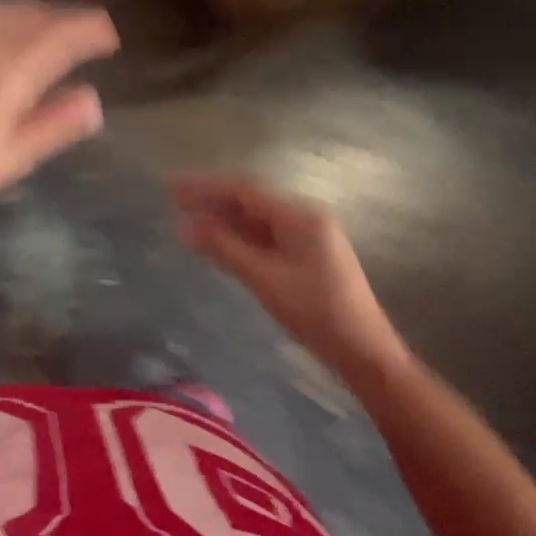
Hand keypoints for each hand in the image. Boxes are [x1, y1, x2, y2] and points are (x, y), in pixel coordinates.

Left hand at [0, 0, 117, 233]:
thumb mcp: (15, 156)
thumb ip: (57, 123)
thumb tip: (92, 98)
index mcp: (5, 74)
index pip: (58, 35)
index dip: (87, 28)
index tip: (107, 34)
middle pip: (29, 15)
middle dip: (61, 18)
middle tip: (81, 32)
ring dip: (28, 14)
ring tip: (45, 29)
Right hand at [174, 175, 410, 376]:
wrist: (364, 352)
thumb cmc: (316, 311)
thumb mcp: (263, 277)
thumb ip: (222, 246)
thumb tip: (183, 224)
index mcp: (300, 217)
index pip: (243, 190)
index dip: (204, 185)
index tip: (171, 183)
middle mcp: (304, 219)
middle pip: (248, 200)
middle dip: (210, 199)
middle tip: (172, 199)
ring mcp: (306, 238)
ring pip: (253, 219)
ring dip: (220, 218)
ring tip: (184, 217)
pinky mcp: (304, 256)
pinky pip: (262, 236)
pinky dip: (235, 236)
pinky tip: (212, 241)